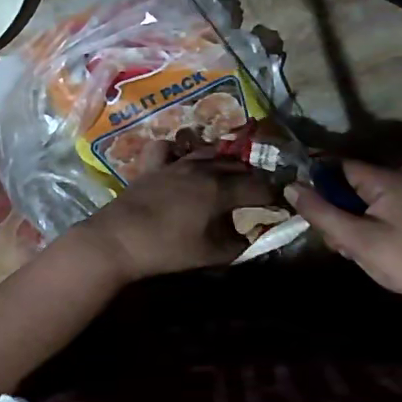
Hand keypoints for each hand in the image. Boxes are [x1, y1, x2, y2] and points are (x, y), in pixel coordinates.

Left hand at [70, 141, 276, 282]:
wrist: (118, 240)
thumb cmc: (168, 249)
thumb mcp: (211, 254)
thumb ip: (238, 243)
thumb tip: (253, 236)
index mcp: (220, 189)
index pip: (259, 188)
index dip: (275, 197)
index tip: (283, 205)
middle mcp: (201, 169)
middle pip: (237, 167)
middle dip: (254, 178)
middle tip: (262, 192)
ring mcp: (175, 164)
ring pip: (208, 152)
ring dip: (225, 162)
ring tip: (232, 174)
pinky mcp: (152, 166)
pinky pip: (169, 148)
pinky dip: (181, 149)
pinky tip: (183, 158)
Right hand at [286, 160, 401, 322]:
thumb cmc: (401, 260)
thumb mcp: (354, 237)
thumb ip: (320, 211)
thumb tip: (290, 186)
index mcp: (387, 179)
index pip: (339, 165)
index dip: (315, 178)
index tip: (296, 196)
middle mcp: (396, 181)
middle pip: (346, 184)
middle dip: (332, 209)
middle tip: (331, 236)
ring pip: (355, 201)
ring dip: (344, 222)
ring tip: (347, 248)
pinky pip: (368, 211)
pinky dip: (358, 227)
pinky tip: (359, 249)